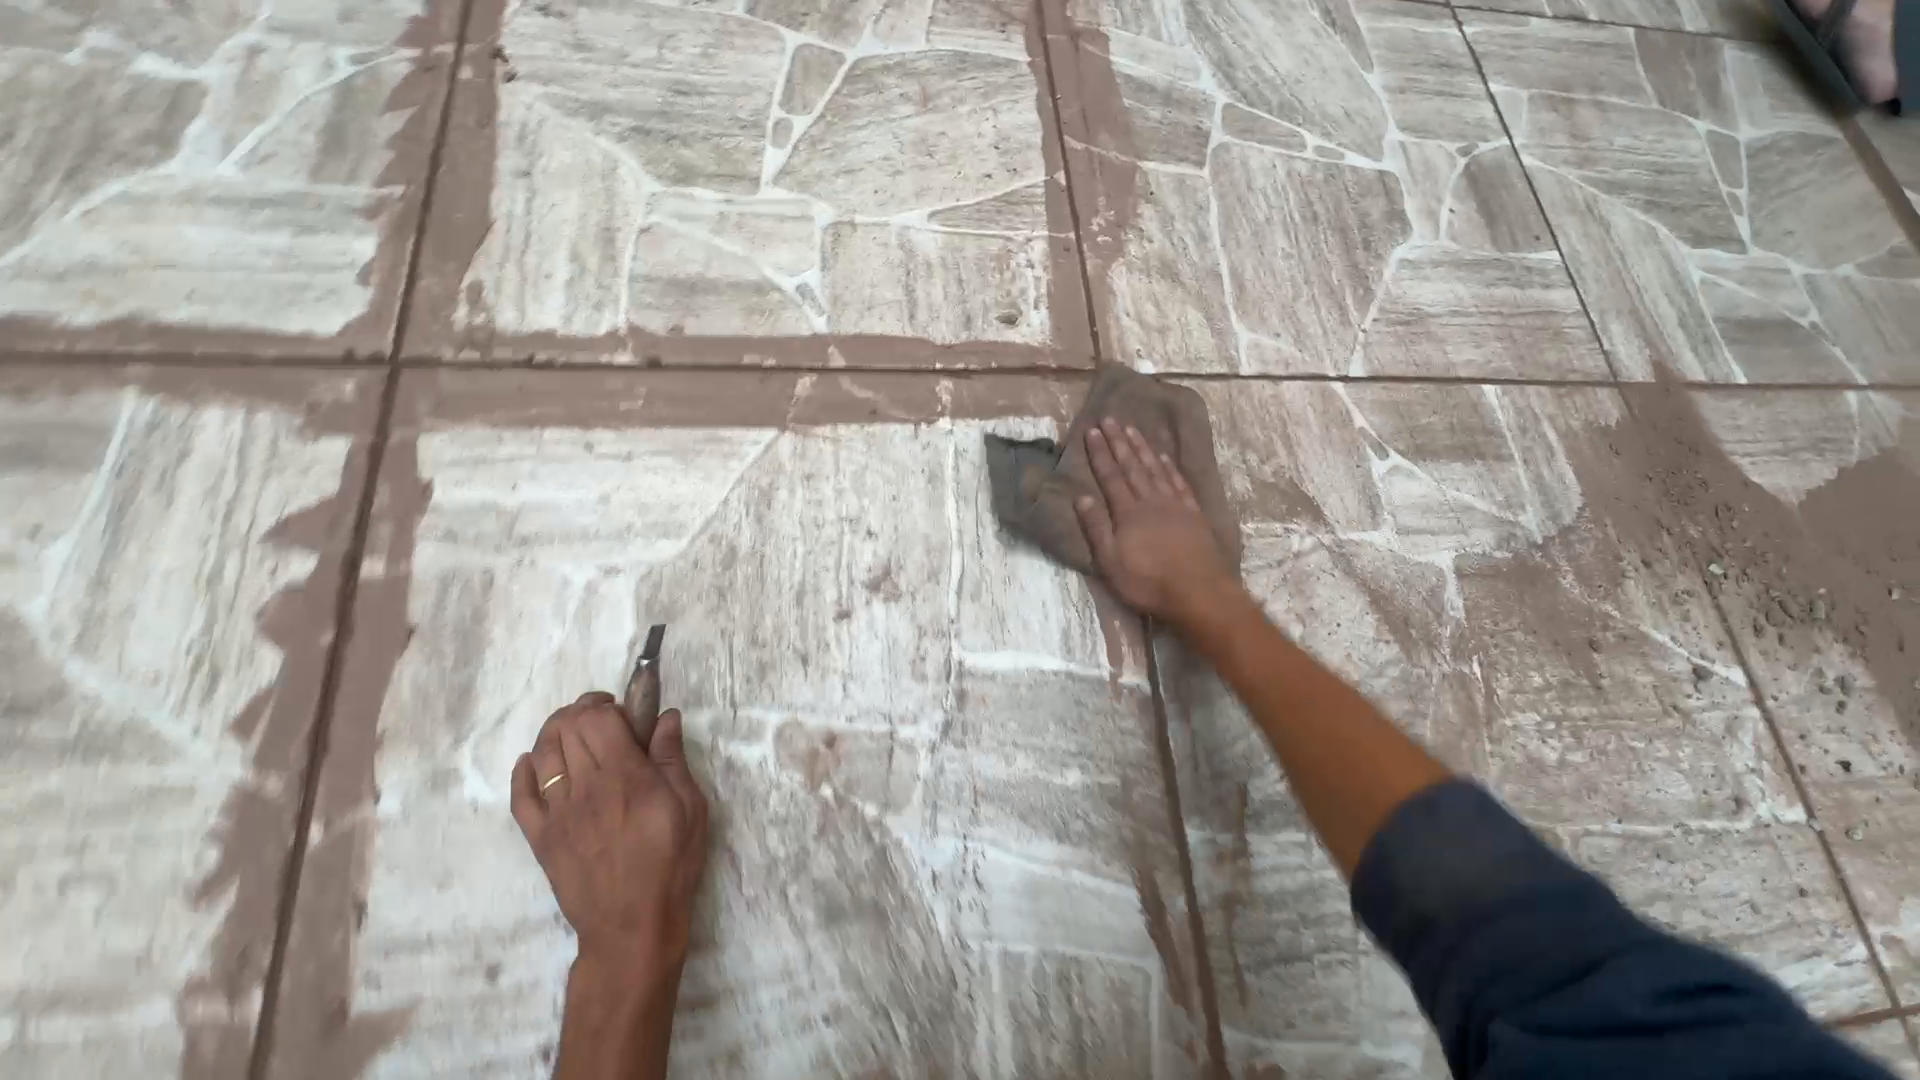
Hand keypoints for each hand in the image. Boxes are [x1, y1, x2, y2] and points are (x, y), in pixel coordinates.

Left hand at [512, 692, 709, 984]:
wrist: (633, 924)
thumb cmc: (671, 862)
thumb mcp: (690, 806)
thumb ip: (672, 759)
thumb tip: (666, 718)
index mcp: (625, 775)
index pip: (596, 718)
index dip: (604, 704)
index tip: (622, 710)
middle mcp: (585, 787)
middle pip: (565, 729)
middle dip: (580, 712)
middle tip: (602, 720)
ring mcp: (557, 812)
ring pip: (541, 754)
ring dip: (554, 733)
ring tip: (574, 735)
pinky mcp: (540, 837)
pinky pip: (520, 796)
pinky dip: (523, 771)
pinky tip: (534, 762)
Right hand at [1076, 417, 1241, 626]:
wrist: (1200, 592)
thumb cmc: (1148, 583)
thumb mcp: (1111, 562)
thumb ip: (1096, 528)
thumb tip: (1082, 497)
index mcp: (1128, 512)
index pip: (1110, 476)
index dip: (1100, 453)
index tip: (1092, 431)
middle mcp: (1151, 501)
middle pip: (1132, 466)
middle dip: (1119, 442)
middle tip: (1110, 419)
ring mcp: (1175, 505)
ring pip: (1155, 468)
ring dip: (1142, 448)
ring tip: (1132, 429)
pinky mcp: (1194, 513)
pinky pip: (1178, 482)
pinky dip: (1170, 466)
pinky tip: (1164, 456)